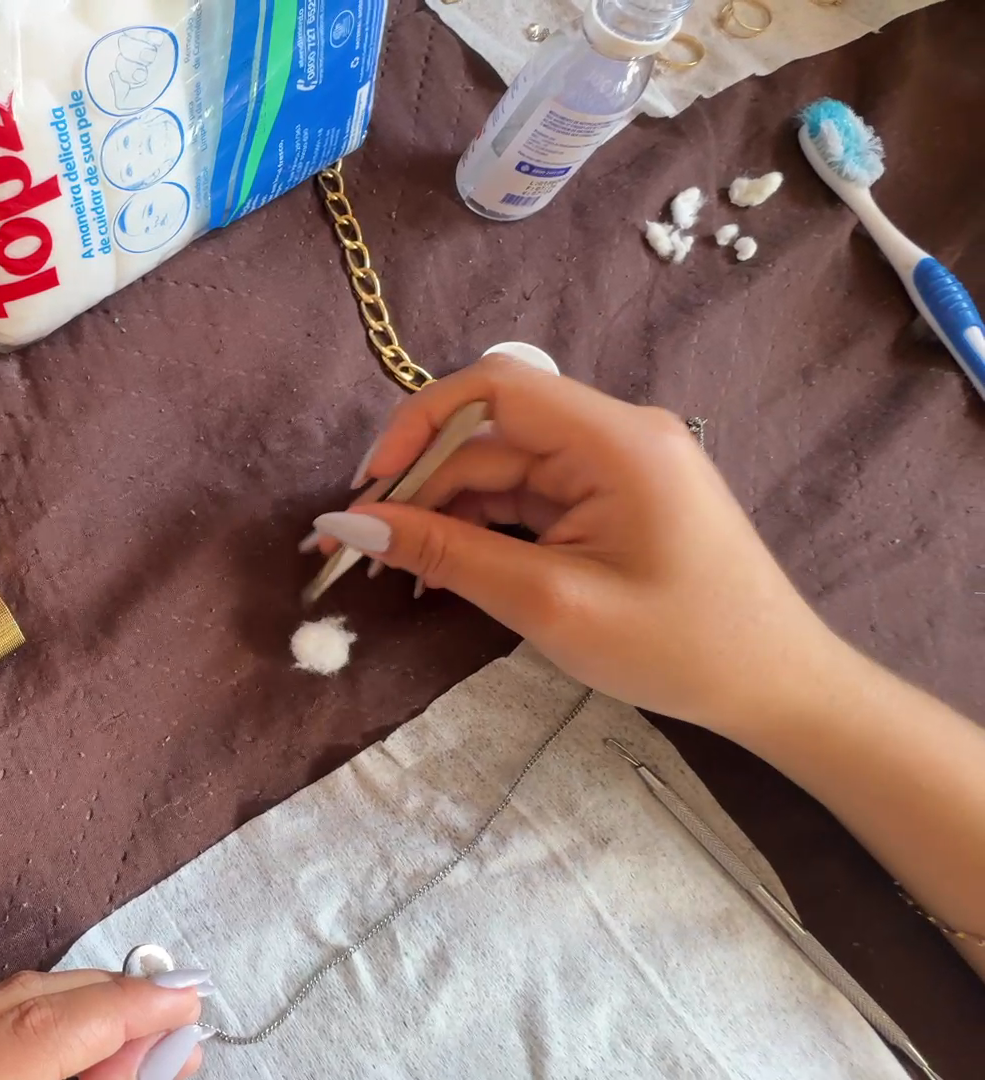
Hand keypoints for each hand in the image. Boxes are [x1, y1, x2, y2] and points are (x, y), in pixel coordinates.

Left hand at [0, 969, 209, 1079]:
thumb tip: (154, 1057)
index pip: (44, 1029)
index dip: (127, 1006)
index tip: (185, 997)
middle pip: (24, 998)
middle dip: (108, 995)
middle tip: (172, 1007)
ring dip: (74, 1004)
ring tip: (133, 1025)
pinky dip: (32, 1022)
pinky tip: (70, 1044)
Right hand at [310, 355, 852, 734]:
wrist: (777, 692)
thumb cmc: (675, 646)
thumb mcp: (544, 601)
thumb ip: (443, 553)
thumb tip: (346, 523)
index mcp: (613, 441)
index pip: (493, 388)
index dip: (416, 423)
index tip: (370, 484)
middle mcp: (606, 436)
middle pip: (480, 437)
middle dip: (411, 484)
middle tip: (352, 541)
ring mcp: (600, 468)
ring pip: (485, 470)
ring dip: (431, 511)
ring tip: (384, 563)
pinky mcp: (593, 499)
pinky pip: (508, 498)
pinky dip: (463, 528)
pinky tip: (431, 565)